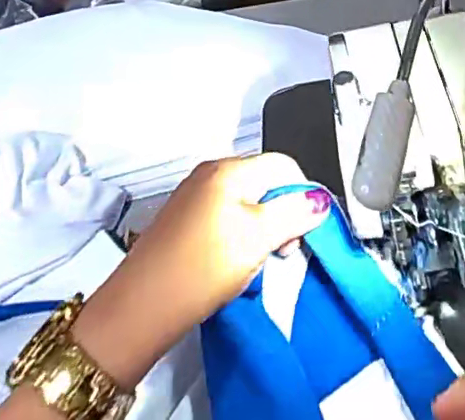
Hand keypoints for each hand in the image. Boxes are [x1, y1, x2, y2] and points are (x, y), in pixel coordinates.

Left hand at [70, 154, 330, 385]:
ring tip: (258, 260)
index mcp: (227, 170)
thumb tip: (316, 199)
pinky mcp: (187, 218)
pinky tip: (236, 264)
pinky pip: (227, 216)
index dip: (302, 195)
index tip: (305, 227)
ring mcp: (196, 194)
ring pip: (247, 201)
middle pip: (264, 181)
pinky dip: (240, 235)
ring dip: (262, 227)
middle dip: (282, 212)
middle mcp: (209, 174)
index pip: (282, 164)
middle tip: (282, 248)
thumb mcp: (257, 238)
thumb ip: (292, 214)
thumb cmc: (198, 267)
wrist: (149, 299)